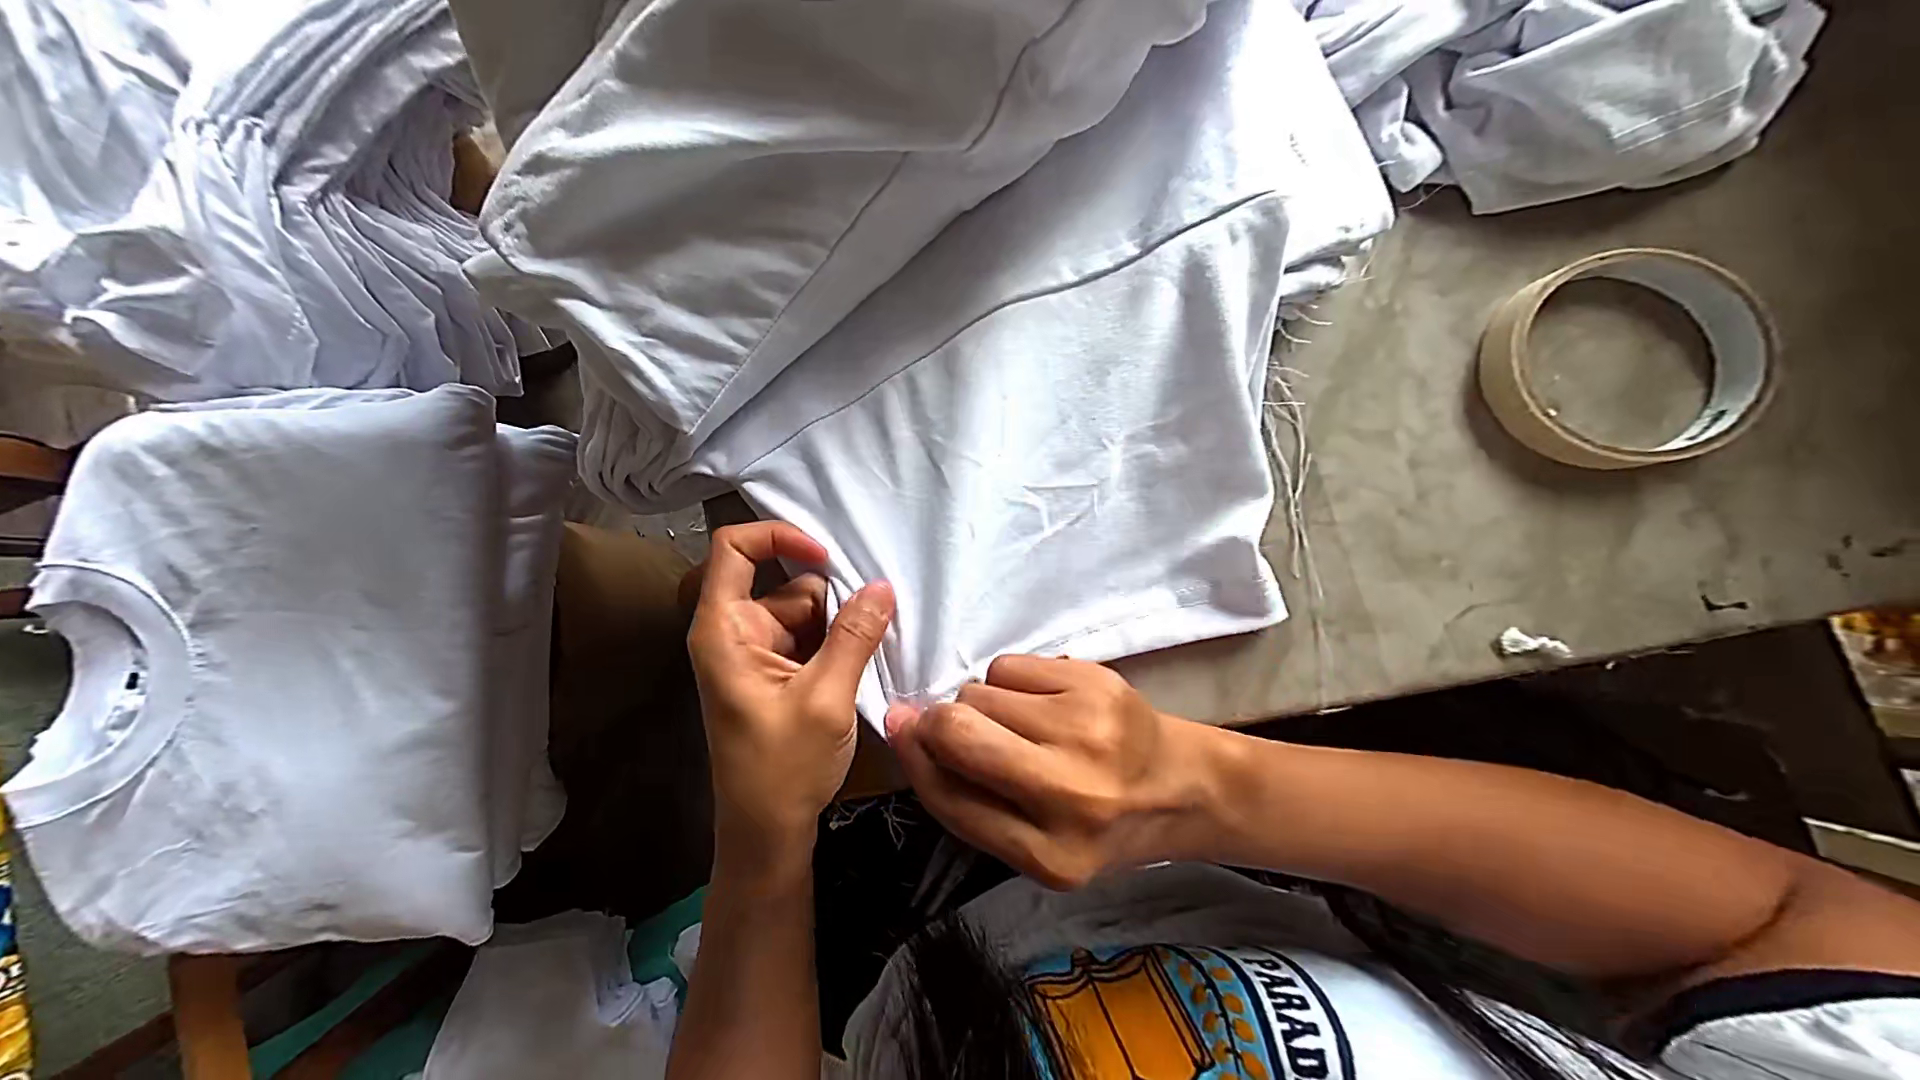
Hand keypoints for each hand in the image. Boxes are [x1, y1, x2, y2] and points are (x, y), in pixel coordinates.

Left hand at [687, 523, 894, 869]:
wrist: (767, 832)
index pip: (734, 550)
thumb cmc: (782, 769)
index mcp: (725, 630)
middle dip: (831, 603)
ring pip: (809, 611)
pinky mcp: (779, 671)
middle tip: (866, 633)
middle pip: (787, 584)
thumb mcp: (825, 699)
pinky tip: (859, 667)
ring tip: (865, 659)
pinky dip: (838, 644)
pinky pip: (813, 636)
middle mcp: (737, 632)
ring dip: (841, 627)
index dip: (778, 537)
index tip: (827, 557)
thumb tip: (883, 587)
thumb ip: (854, 636)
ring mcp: (759, 652)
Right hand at [886, 656, 1220, 889]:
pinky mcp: (1096, 681)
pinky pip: (1008, 664)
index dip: (913, 758)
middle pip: (957, 730)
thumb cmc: (1099, 824)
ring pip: (979, 691)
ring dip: (982, 704)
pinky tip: (1041, 701)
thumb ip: (966, 797)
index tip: (903, 732)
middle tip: (961, 726)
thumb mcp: (1035, 845)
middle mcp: (1070, 793)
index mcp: (1049, 857)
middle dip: (940, 722)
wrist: (1182, 786)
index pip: (948, 797)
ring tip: (1020, 724)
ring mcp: (1087, 729)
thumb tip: (902, 723)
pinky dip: (1009, 681)